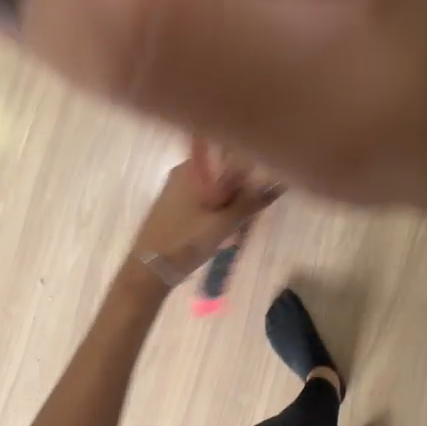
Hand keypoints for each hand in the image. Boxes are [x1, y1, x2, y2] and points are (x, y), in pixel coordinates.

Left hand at [130, 163, 278, 286]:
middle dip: (240, 189)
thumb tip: (278, 183)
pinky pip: (202, 197)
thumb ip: (250, 202)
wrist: (148, 269)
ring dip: (229, 201)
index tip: (263, 187)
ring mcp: (175, 188)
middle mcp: (183, 171)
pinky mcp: (173, 204)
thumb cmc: (186, 241)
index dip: (250, 170)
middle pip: (222, 172)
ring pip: (213, 187)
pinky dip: (216, 208)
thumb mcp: (223, 223)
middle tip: (251, 212)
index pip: (229, 156)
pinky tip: (223, 226)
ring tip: (238, 223)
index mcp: (193, 168)